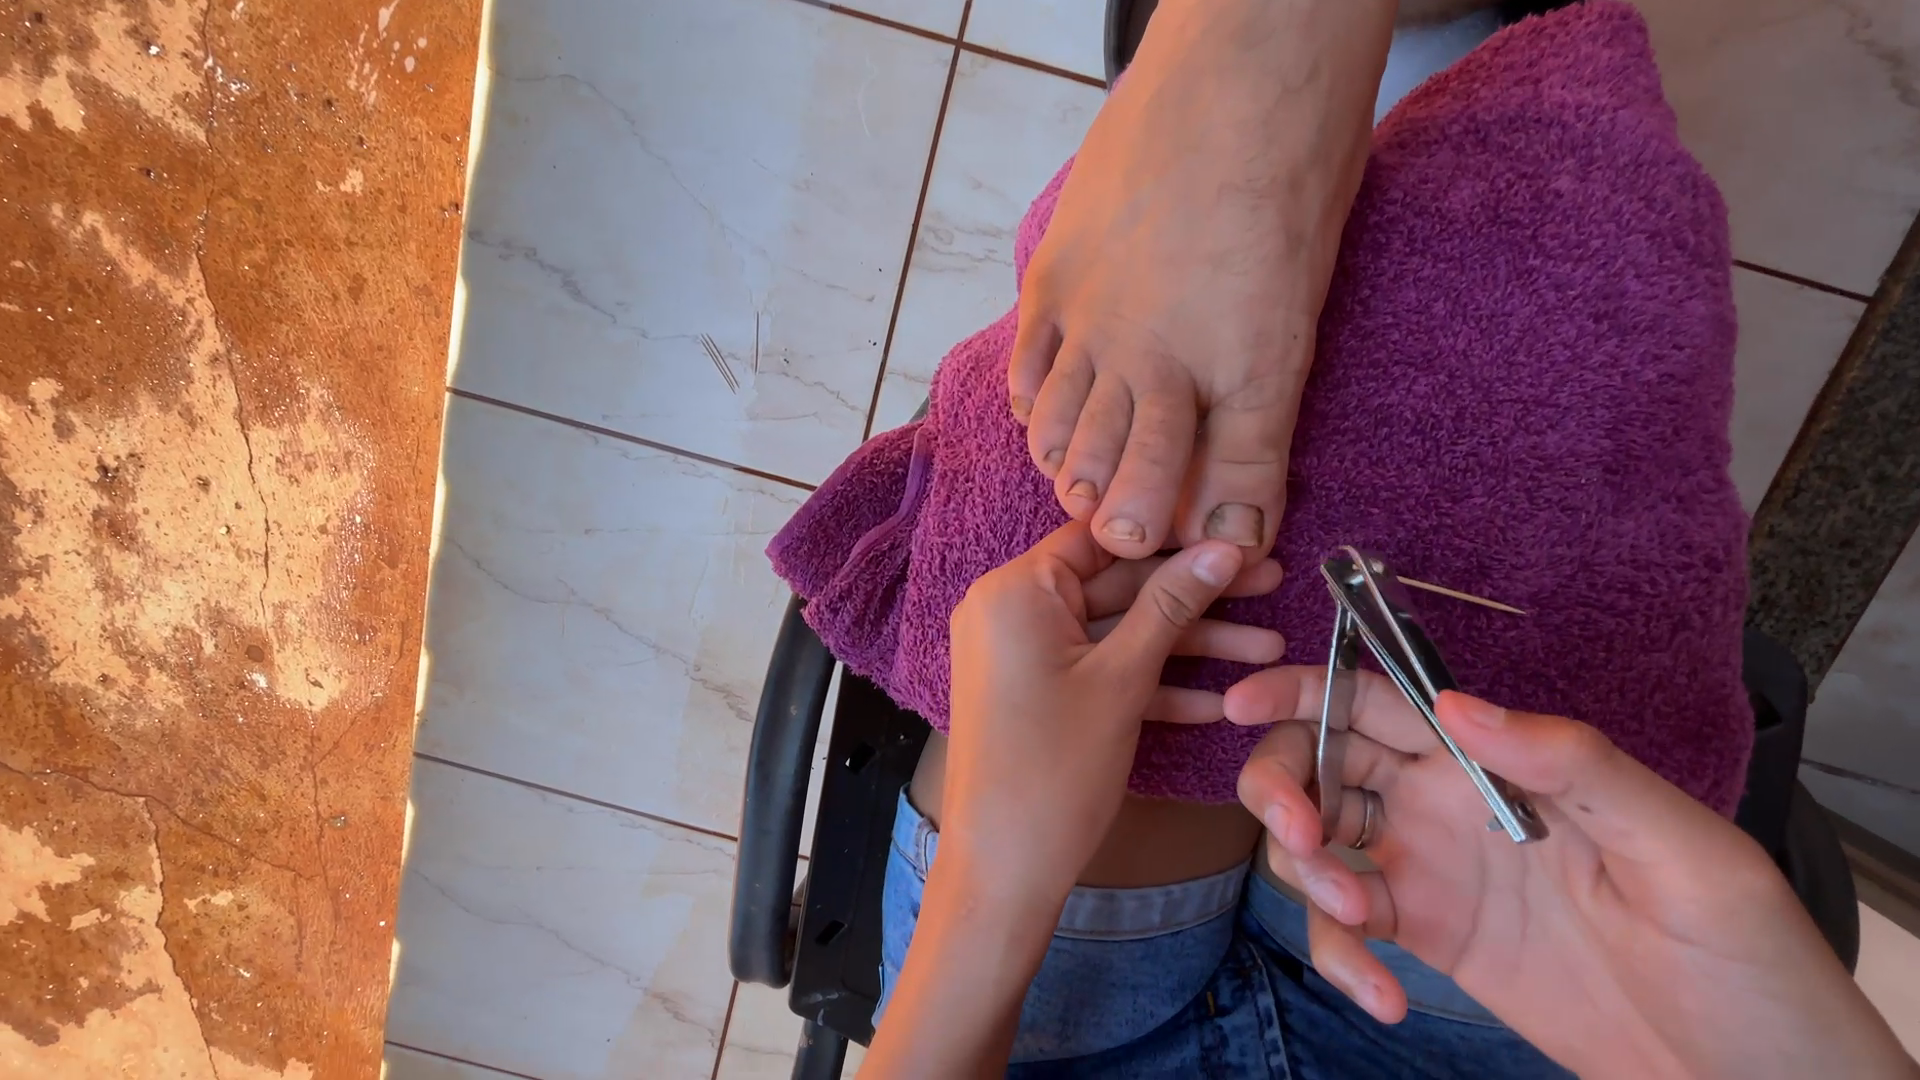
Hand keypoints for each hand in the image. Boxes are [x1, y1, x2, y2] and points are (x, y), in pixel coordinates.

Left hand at [862, 522, 1279, 1076]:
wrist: (1003, 869)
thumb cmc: (1055, 767)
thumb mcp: (1122, 678)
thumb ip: (1171, 605)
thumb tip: (1223, 547)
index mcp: (1016, 589)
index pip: (1103, 539)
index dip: (1174, 539)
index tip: (1238, 540)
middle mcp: (1009, 609)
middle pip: (1115, 588)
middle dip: (1195, 599)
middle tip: (1272, 587)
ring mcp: (1022, 652)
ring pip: (1113, 635)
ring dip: (1185, 647)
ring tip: (1268, 651)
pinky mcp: (1036, 690)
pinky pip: (1095, 671)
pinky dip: (1148, 683)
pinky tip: (1216, 702)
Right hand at [1010, 0, 1392, 559]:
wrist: (1240, 72)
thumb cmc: (1291, 187)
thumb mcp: (1297, 325)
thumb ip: (1258, 436)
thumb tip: (1242, 524)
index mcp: (1219, 375)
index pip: (1186, 493)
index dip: (1177, 535)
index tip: (1176, 549)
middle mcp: (1141, 359)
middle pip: (1106, 470)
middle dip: (1114, 515)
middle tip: (1115, 532)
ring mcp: (1087, 319)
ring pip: (1057, 428)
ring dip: (1067, 467)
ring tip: (1076, 485)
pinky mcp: (1051, 281)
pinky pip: (1024, 370)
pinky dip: (1031, 407)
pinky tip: (1040, 416)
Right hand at [1226, 667, 1916, 1078]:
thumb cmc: (1743, 961)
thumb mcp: (1681, 851)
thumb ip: (1571, 764)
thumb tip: (1453, 705)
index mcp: (1484, 763)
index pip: (1372, 702)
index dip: (1300, 691)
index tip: (1242, 703)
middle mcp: (1435, 803)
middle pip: (1318, 764)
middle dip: (1280, 786)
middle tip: (1296, 833)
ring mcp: (1420, 869)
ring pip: (1313, 840)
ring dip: (1308, 874)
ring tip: (1365, 919)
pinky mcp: (1418, 935)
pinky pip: (1343, 928)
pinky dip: (1339, 954)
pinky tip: (1380, 994)